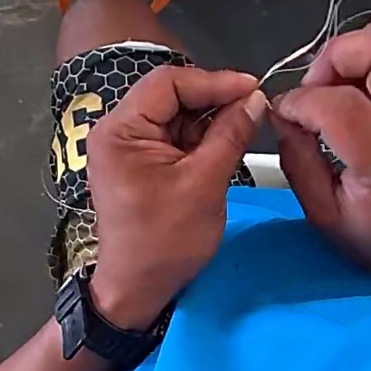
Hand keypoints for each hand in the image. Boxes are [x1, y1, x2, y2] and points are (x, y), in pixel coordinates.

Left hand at [86, 65, 265, 329]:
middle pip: (171, 96)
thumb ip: (230, 135)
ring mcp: (126, 149)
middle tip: (252, 110)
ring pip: (175, 117)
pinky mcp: (139, 164)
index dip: (214, 81)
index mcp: (120, 131)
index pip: (169, 82)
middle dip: (213, 101)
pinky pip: (172, 139)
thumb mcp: (204, 185)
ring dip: (209, 122)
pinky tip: (222, 147)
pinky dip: (199, 140)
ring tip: (242, 131)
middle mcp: (116, 133)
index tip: (252, 89)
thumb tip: (254, 100)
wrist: (138, 288)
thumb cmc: (164, 244)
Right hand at [274, 28, 370, 298]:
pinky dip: (368, 73)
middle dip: (335, 57)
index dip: (303, 100)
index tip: (284, 112)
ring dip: (351, 61)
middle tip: (313, 88)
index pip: (344, 107)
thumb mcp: (323, 214)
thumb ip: (298, 161)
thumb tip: (282, 114)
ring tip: (332, 96)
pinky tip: (356, 106)